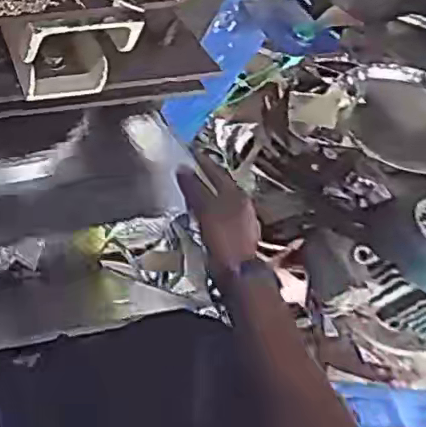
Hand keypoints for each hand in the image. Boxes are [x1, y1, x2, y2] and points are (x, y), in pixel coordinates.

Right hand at [176, 149, 261, 274]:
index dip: (202, 161)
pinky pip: (221, 212)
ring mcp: (242, 220)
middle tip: (188, 167)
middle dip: (205, 175)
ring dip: (207, 191)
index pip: (217, 171)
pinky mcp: (238, 234)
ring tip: (191, 188)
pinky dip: (210, 207)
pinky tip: (201, 211)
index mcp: (237, 195)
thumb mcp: (204, 209)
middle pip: (221, 183)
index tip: (190, 151)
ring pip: (222, 198)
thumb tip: (182, 169)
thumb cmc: (223, 239)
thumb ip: (194, 188)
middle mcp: (243, 205)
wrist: (239, 275)